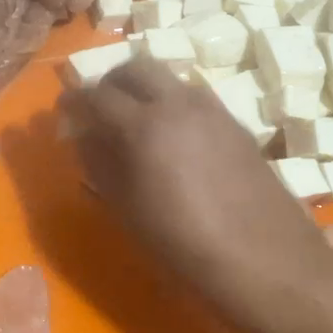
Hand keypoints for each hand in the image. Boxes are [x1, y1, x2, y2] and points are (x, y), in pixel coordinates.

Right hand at [59, 57, 330, 298]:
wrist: (269, 264)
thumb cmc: (183, 243)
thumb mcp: (125, 208)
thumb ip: (98, 163)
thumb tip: (83, 136)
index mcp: (144, 125)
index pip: (97, 95)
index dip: (74, 99)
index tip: (63, 110)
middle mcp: (178, 105)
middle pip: (136, 68)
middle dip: (111, 82)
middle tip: (98, 107)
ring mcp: (213, 112)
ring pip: (169, 79)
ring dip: (144, 89)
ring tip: (134, 122)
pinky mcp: (237, 126)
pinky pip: (193, 98)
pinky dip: (172, 104)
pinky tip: (171, 138)